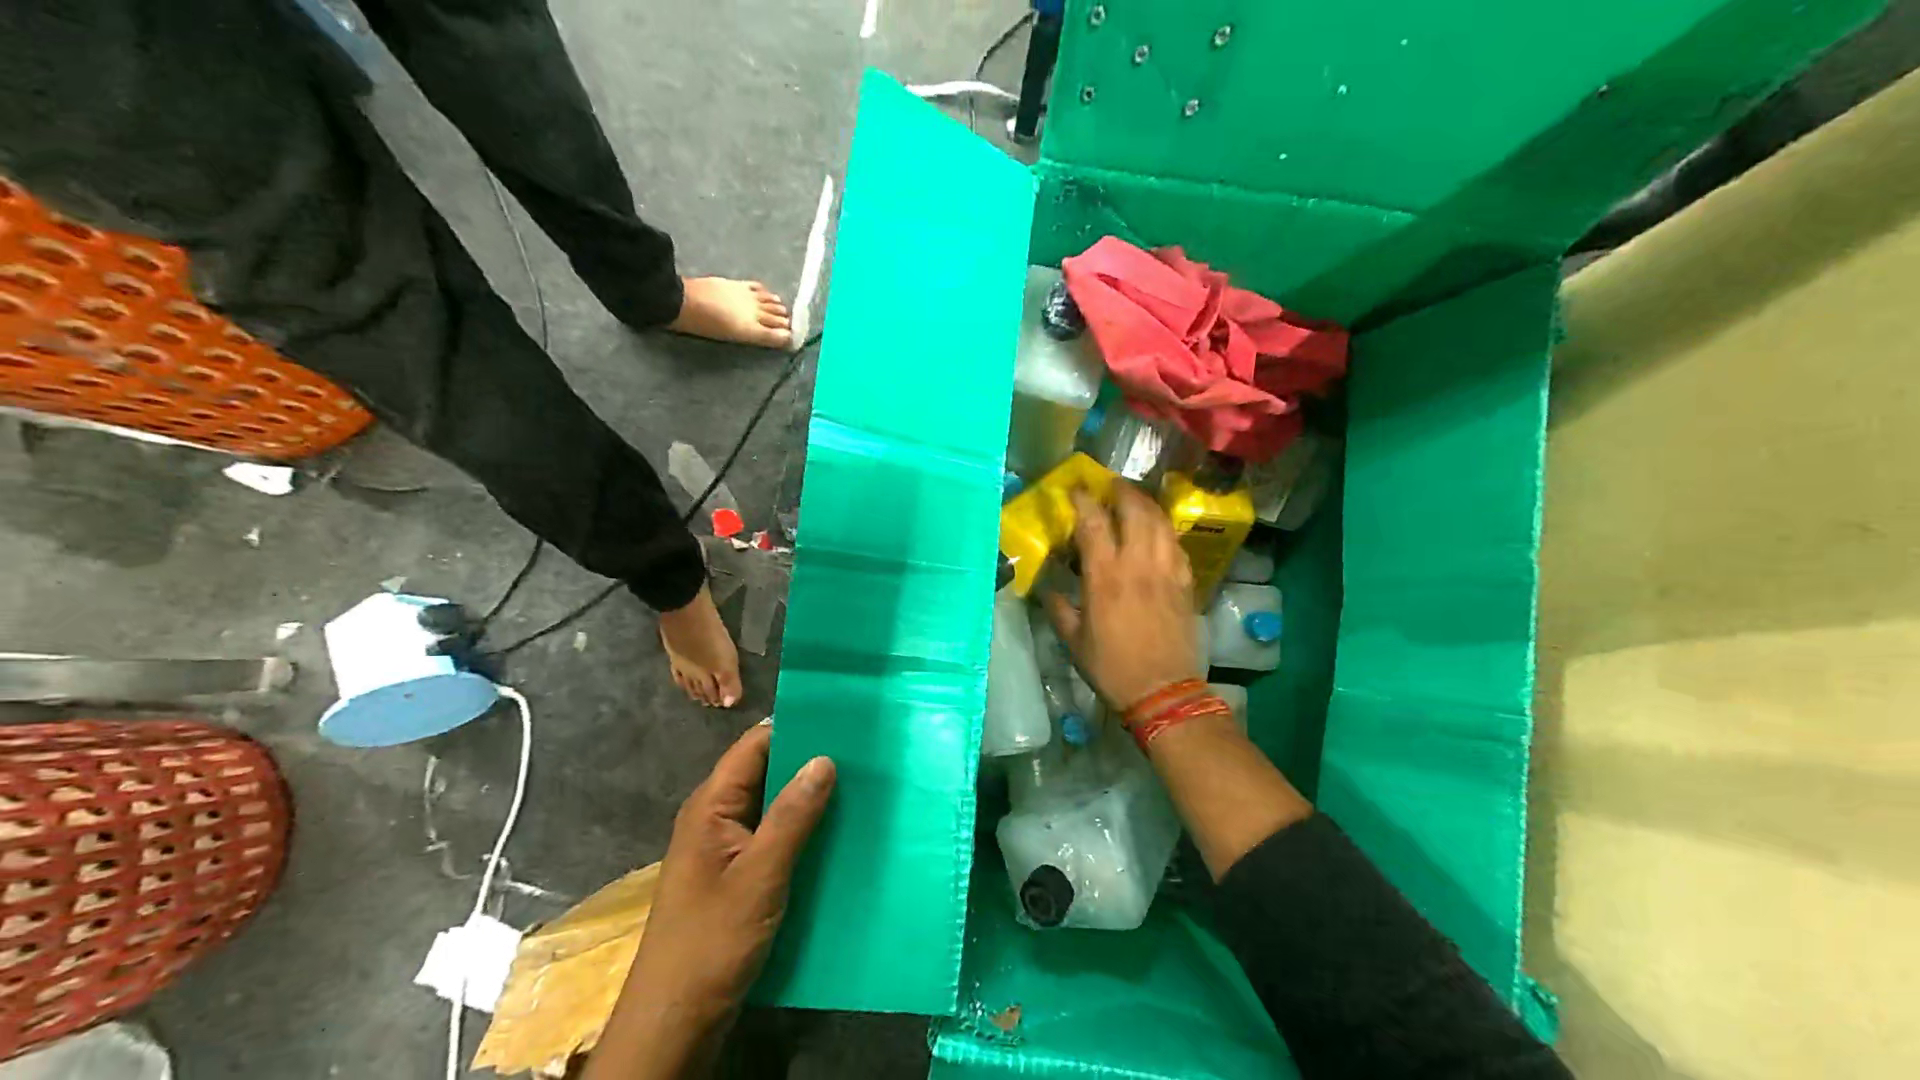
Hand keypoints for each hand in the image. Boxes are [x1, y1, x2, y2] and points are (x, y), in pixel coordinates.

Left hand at [586, 723, 833, 1079]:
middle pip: (764, 772)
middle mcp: (715, 817)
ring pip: (771, 805)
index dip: (794, 729)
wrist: (676, 1020)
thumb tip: (825, 758)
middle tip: (862, 756)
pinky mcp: (736, 874)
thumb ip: (793, 815)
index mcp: (711, 805)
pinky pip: (772, 836)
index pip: (754, 745)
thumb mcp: (760, 875)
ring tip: (860, 788)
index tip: (842, 722)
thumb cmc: (712, 941)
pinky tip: (836, 833)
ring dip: (808, 798)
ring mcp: (725, 847)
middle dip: (808, 762)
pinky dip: (801, 829)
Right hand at [1045, 484, 1203, 710]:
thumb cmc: (1112, 667)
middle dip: (1122, 491)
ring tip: (1136, 500)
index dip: (1083, 500)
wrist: (1163, 691)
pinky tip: (1158, 532)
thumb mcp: (1074, 641)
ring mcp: (1167, 571)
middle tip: (1112, 485)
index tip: (1076, 488)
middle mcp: (1138, 565)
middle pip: (1135, 511)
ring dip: (1147, 504)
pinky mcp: (1186, 583)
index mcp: (1105, 577)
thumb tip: (1048, 589)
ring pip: (1161, 523)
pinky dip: (1165, 531)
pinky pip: (1177, 545)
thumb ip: (1060, 609)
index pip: (1093, 523)